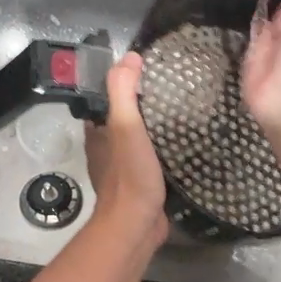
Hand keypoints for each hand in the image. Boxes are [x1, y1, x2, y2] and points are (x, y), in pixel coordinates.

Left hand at [84, 52, 168, 243]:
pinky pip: (152, 157)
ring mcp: (123, 167)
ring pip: (138, 138)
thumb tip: (130, 57)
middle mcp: (106, 148)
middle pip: (123, 117)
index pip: (105, 98)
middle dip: (143, 103)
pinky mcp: (141, 183)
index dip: (122, 82)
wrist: (136, 225)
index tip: (147, 69)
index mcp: (96, 132)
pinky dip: (164, 147)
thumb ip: (123, 91)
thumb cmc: (129, 175)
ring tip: (183, 109)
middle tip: (173, 87)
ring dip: (155, 126)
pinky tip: (183, 141)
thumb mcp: (125, 126)